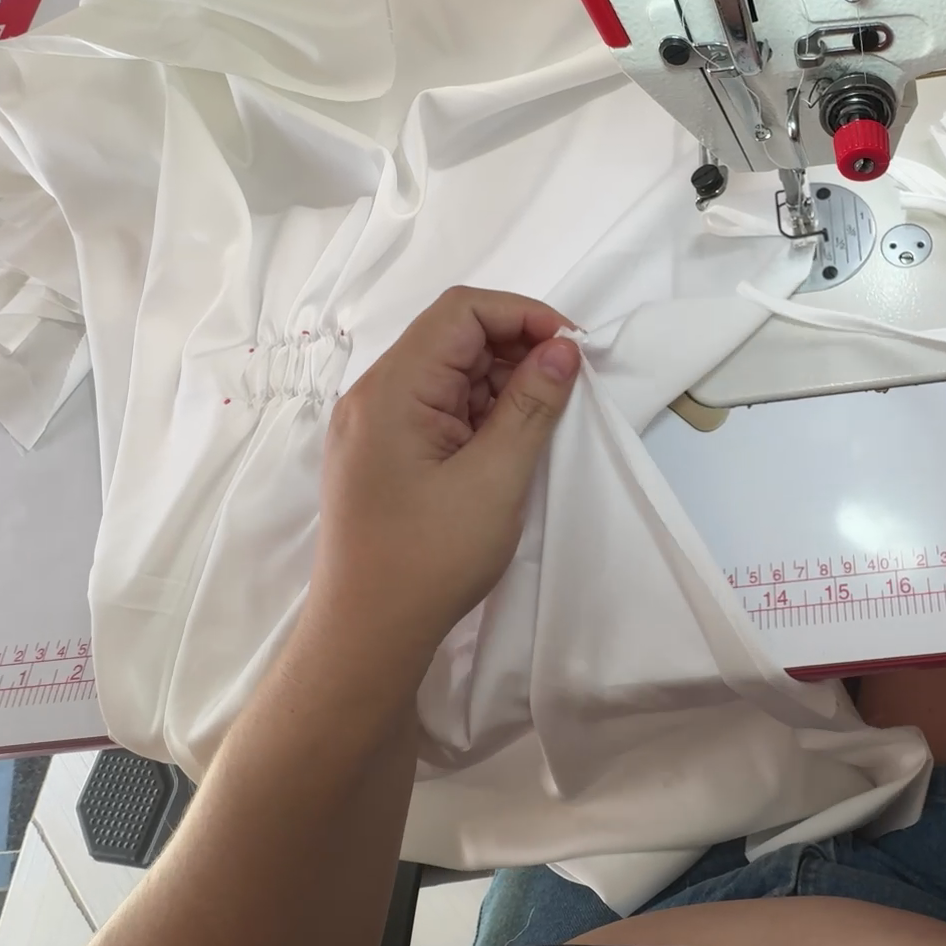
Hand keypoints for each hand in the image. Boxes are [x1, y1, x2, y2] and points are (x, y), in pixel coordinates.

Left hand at [312, 286, 580, 653]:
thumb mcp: (497, 477)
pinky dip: (490, 411)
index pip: (461, 312)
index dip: (524, 315)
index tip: (574, 349)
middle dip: (521, 348)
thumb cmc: (433, 555)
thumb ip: (533, 405)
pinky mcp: (395, 451)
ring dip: (509, 382)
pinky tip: (516, 440)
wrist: (371, 633)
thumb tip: (565, 349)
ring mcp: (384, 424)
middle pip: (457, 337)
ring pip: (457, 372)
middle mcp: (379, 394)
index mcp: (393, 390)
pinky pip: (449, 406)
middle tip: (570, 387)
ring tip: (547, 419)